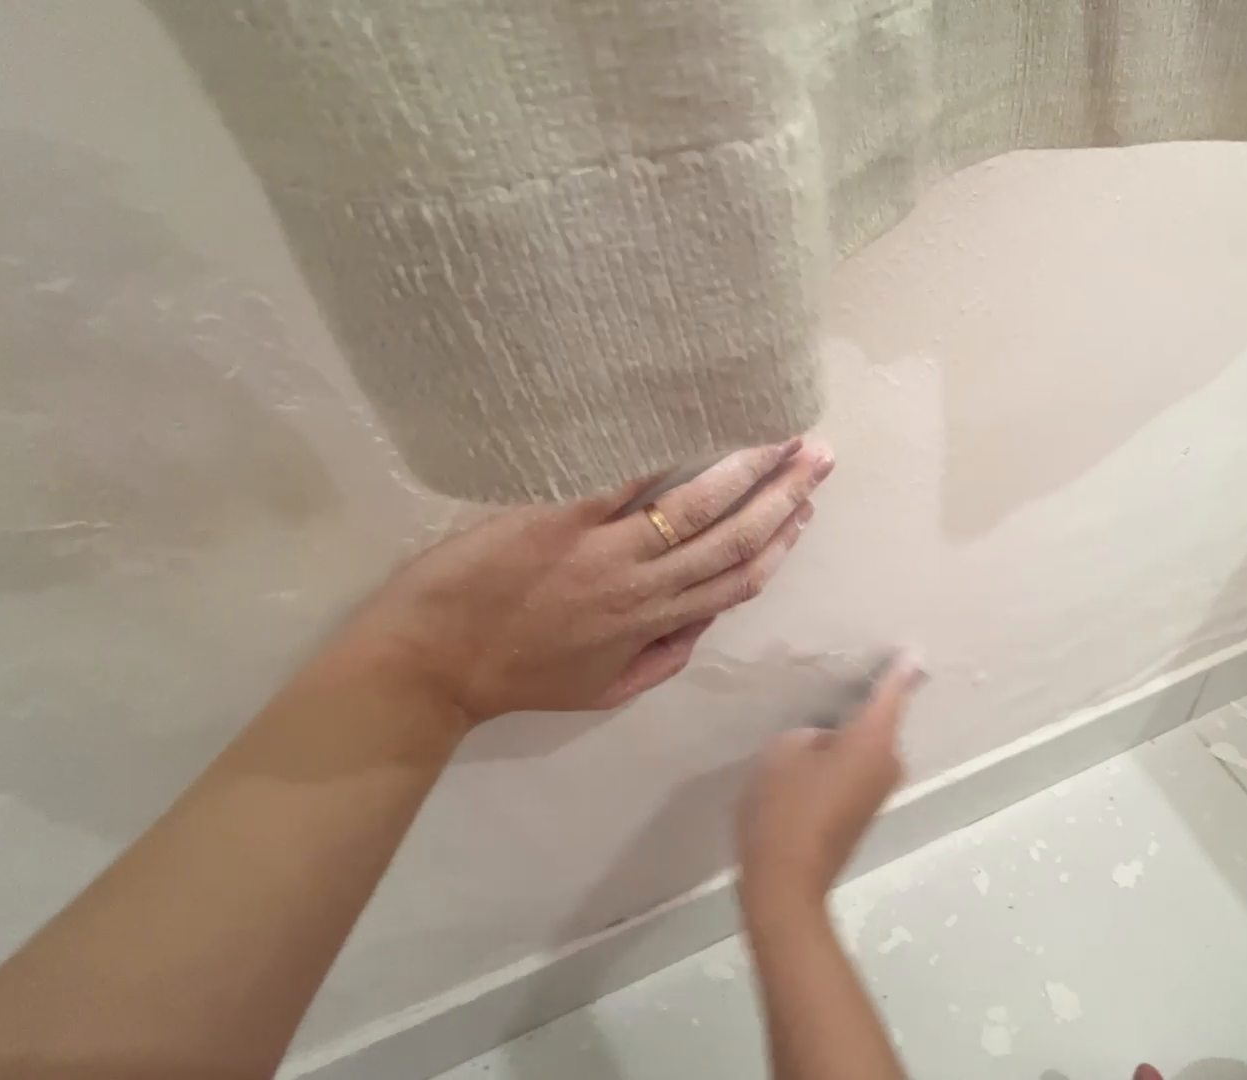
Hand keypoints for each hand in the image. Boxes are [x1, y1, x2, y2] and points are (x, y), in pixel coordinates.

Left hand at [327, 438, 833, 726]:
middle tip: (818, 457)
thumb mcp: (604, 689)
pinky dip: (661, 451)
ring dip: (746, 470)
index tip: (807, 511)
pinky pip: (622, 478)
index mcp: (656, 623)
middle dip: (784, 496)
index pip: (738, 579)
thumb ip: (664, 658)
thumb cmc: (517, 676)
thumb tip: (707, 622)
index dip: (781, 543)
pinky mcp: (560, 515)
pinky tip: (695, 421)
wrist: (427, 663)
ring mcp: (604, 548)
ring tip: (782, 439)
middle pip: (733, 537)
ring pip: (695, 507)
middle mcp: (645, 585)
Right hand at [736, 654, 925, 918]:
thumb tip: (828, 743)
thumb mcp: (783, 752)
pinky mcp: (866, 811)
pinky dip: (842, 763)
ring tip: (808, 743)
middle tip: (830, 698)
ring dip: (847, 740)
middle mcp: (888, 762)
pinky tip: (810, 773)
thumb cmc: (784, 808)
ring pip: (866, 747)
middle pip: (879, 721)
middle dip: (860, 708)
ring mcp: (880, 790)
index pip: (892, 693)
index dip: (902, 671)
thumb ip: (810, 734)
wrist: (786, 882)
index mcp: (872, 739)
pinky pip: (859, 769)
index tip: (916, 653)